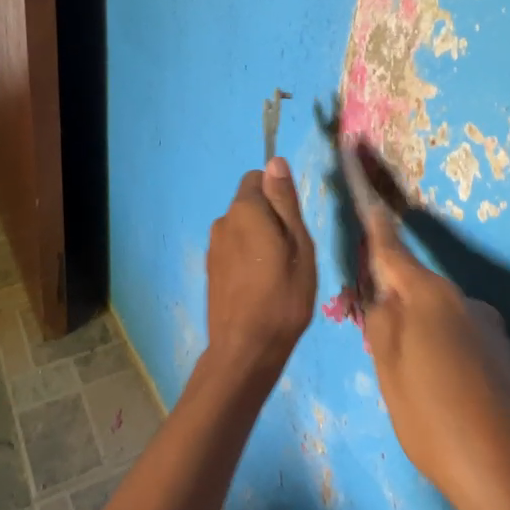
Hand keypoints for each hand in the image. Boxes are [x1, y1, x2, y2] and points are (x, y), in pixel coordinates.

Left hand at [206, 157, 316, 374]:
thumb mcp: (298, 245)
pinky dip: (247, 259)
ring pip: (242, 228)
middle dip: (270, 218)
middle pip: (250, 204)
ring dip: (259, 240)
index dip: (279, 195)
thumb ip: (285, 202)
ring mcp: (213, 247)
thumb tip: (274, 160)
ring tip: (278, 273)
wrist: (245, 349)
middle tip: (292, 252)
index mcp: (244, 209)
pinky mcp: (210, 270)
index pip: (258, 178)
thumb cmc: (283, 296)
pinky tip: (260, 286)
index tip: (294, 224)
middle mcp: (222, 221)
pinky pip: (234, 250)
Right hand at [344, 144, 509, 509]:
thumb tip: (383, 295)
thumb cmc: (434, 418)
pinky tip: (446, 396)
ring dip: (423, 335)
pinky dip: (448, 356)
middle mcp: (464, 301)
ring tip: (414, 385)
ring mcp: (490, 329)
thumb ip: (381, 324)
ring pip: (441, 320)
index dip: (379, 231)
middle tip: (380, 343)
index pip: (394, 253)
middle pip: (418, 289)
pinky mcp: (507, 359)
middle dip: (397, 302)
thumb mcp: (388, 371)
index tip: (373, 205)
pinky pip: (464, 342)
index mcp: (429, 297)